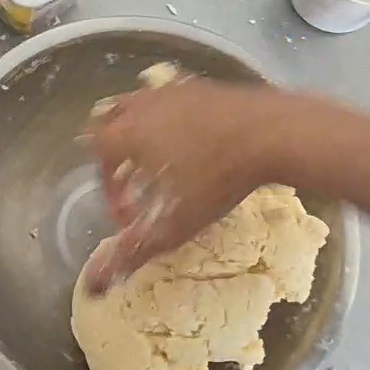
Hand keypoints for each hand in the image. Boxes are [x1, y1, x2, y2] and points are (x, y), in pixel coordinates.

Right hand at [84, 76, 325, 290]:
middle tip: (132, 176)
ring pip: (140, 103)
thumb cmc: (218, 178)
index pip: (94, 148)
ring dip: (142, 131)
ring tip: (164, 162)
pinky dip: (173, 118)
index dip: (104, 181)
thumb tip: (95, 284)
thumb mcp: (175, 222)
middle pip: (109, 116)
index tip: (126, 208)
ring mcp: (175, 90)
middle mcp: (144, 105)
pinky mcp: (205, 86)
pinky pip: (173, 98)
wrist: (275, 132)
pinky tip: (196, 143)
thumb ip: (133, 250)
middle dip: (113, 147)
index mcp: (127, 132)